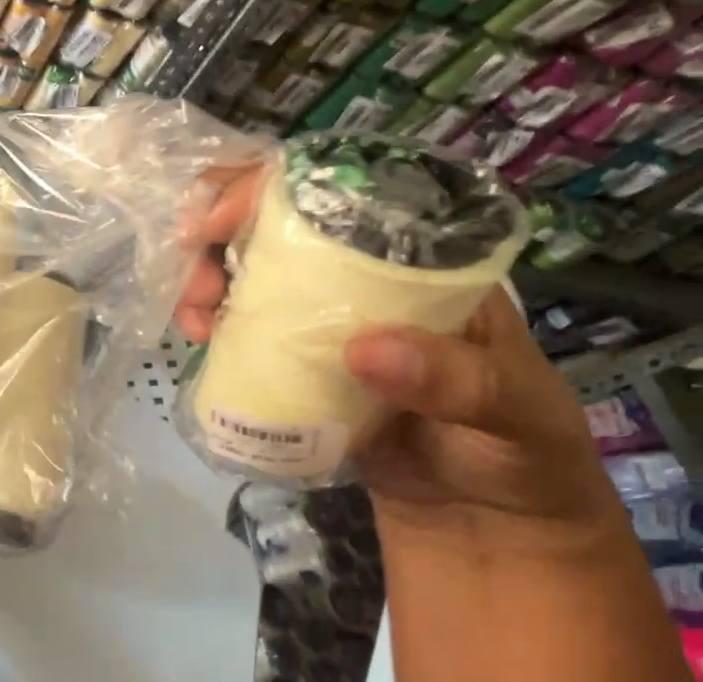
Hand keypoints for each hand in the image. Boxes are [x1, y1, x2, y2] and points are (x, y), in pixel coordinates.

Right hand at [176, 169, 625, 559]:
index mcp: (413, 260)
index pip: (334, 194)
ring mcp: (316, 313)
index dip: (264, 189)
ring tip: (193, 316)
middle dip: (214, 233)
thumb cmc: (522, 452)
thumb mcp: (514, 412)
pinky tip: (198, 338)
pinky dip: (205, 318)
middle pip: (268, 221)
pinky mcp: (287, 355)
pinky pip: (235, 320)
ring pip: (241, 266)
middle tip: (197, 277)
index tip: (219, 220)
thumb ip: (455, 381)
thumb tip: (363, 349)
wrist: (487, 525)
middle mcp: (355, 273)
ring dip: (201, 276)